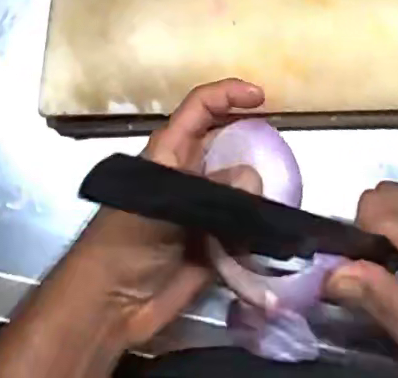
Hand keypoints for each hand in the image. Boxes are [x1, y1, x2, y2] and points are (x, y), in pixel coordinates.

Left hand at [0, 78, 263, 377]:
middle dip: (253, 136)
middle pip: (227, 140)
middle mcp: (191, 172)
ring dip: (262, 187)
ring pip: (243, 185)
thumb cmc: (123, 241)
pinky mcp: (216, 243)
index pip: (201, 107)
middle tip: (282, 144)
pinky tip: (276, 235)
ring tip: (285, 193)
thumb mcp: (160, 205)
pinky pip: (247, 228)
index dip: (228, 94)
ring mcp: (205, 208)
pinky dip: (261, 230)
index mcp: (171, 151)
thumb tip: (254, 178)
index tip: (260, 96)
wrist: (111, 304)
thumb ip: (207, 190)